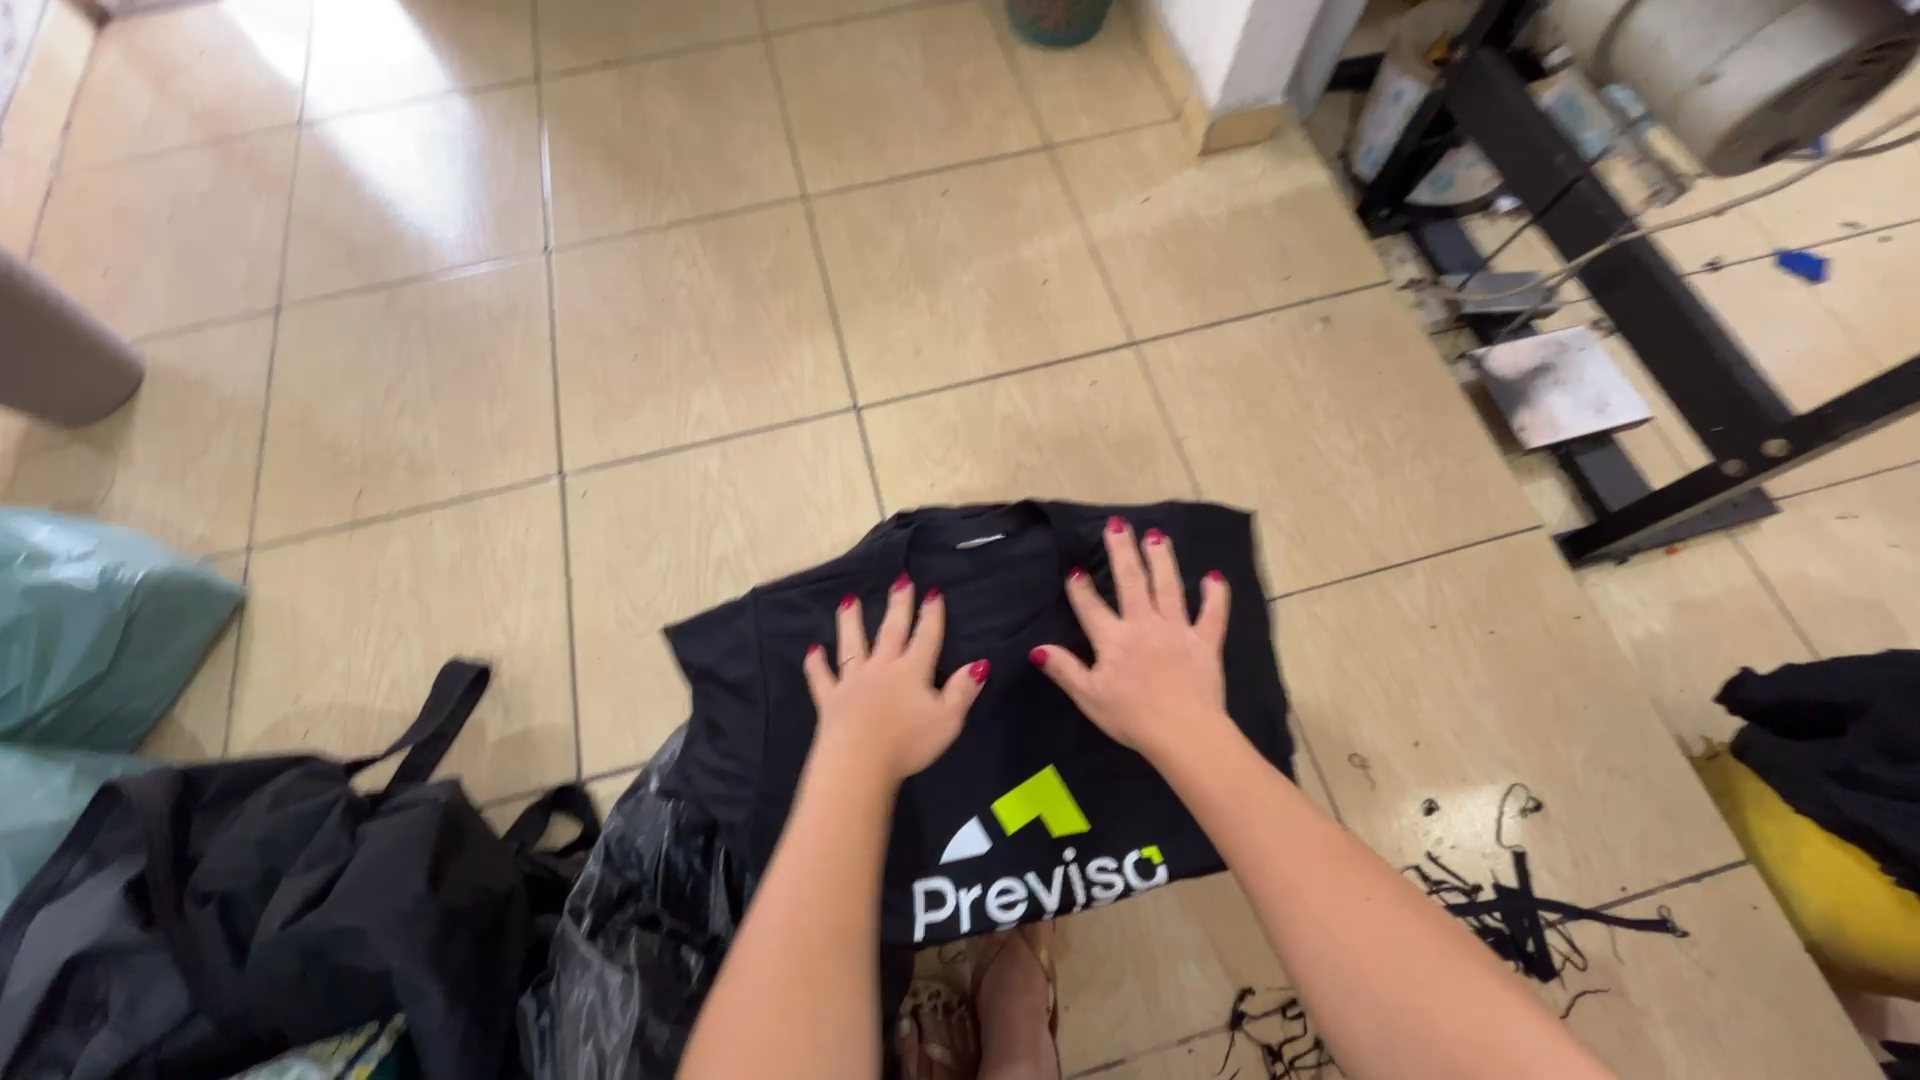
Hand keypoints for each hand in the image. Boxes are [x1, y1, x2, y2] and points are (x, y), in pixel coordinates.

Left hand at [804, 575, 987, 784]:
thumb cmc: (908, 743)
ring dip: (851, 621)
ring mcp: (852, 681)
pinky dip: (816, 663)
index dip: (932, 615)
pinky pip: (821, 677)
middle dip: (898, 606)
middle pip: (891, 631)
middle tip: (900, 580)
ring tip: (849, 600)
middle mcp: (881, 668)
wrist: (859, 763)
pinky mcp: (830, 699)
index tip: (933, 592)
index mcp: (912, 671)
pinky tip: (812, 650)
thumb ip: (962, 690)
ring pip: (852, 644)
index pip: (926, 637)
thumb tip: (979, 663)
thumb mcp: (948, 720)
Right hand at [1030, 517, 1235, 764]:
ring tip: (1156, 534)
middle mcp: (1144, 625)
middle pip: (1131, 581)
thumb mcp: (1089, 697)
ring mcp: (1177, 630)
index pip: (1090, 606)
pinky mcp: (1205, 642)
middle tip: (1117, 524)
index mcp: (1113, 639)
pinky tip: (1213, 576)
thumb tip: (1037, 648)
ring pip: (1169, 586)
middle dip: (1122, 550)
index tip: (1076, 570)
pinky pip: (1213, 613)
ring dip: (1162, 558)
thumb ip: (1065, 669)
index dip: (1080, 588)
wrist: (1183, 732)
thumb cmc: (1131, 718)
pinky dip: (1215, 594)